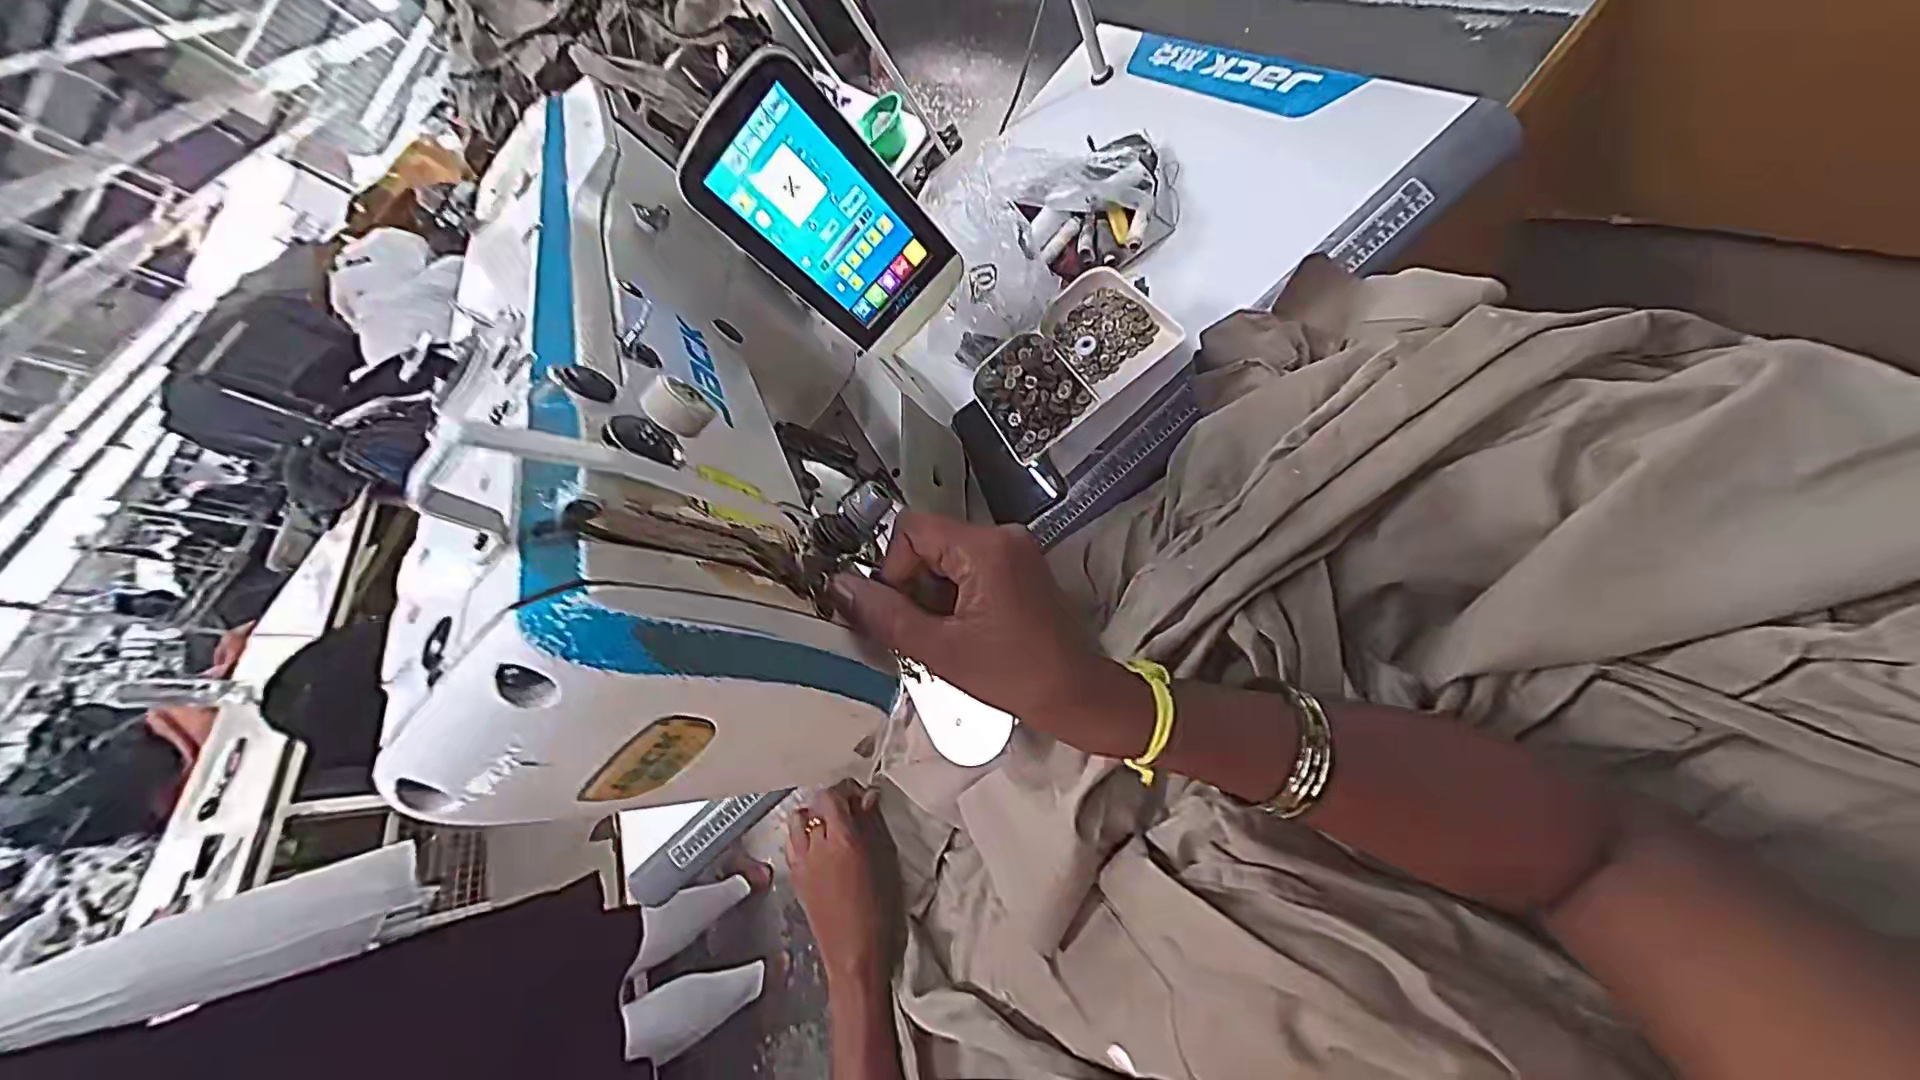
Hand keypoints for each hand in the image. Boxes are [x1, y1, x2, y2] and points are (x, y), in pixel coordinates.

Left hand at [786, 782, 888, 987]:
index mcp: (842, 839)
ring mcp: (801, 863)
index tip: (861, 797)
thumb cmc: (879, 909)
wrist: (855, 955)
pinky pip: (793, 844)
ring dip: (813, 818)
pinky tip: (820, 848)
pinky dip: (804, 837)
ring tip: (831, 827)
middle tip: (850, 811)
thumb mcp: (883, 860)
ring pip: (797, 822)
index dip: (846, 791)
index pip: (832, 796)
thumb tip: (867, 797)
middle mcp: (816, 846)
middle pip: (813, 805)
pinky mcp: (795, 879)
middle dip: (830, 803)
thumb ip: (871, 824)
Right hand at [828, 512, 1149, 757]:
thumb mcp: (940, 649)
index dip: (894, 569)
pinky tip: (965, 630)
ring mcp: (1013, 550)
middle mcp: (1003, 536)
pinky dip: (954, 596)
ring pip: (944, 558)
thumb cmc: (1020, 675)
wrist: (1076, 694)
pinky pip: (967, 568)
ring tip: (951, 635)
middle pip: (927, 542)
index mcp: (986, 547)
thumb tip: (844, 587)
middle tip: (928, 629)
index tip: (904, 608)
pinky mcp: (1017, 567)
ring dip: (934, 594)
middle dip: (915, 586)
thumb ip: (884, 615)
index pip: (910, 529)